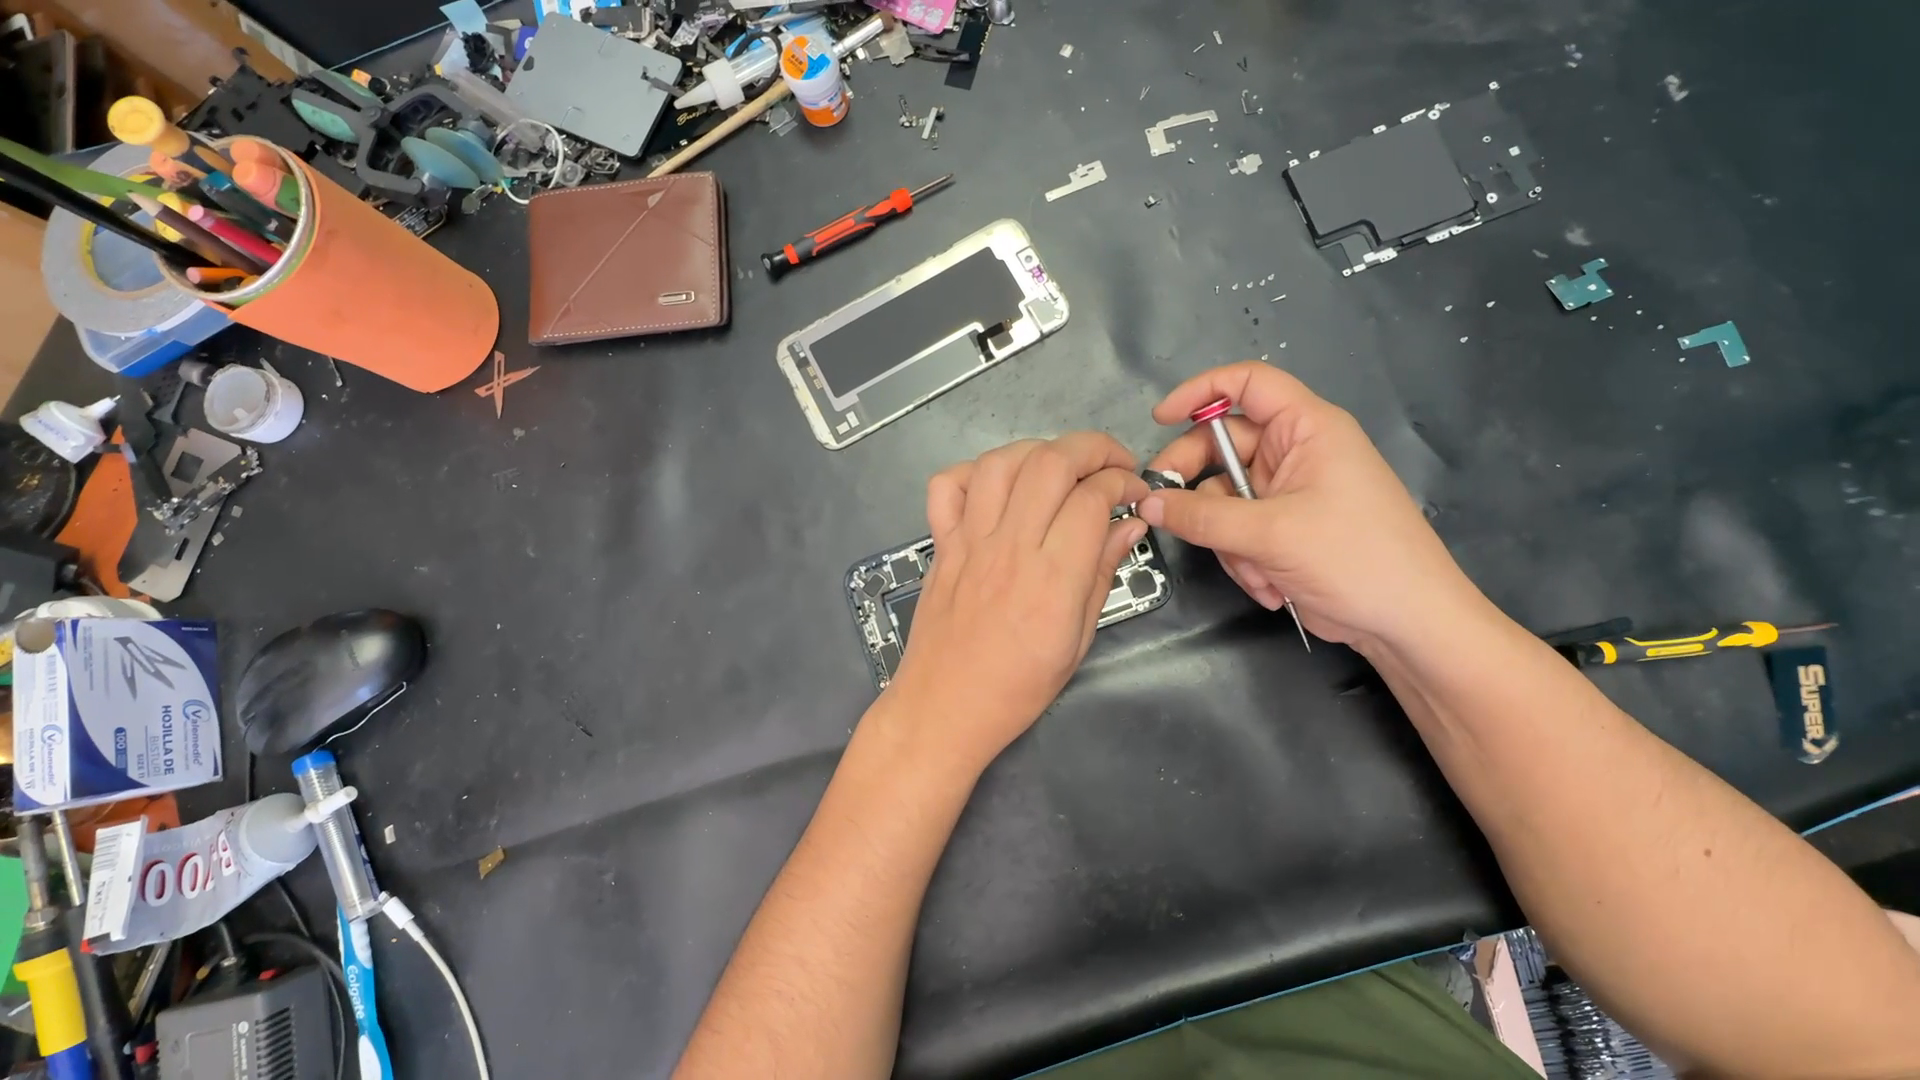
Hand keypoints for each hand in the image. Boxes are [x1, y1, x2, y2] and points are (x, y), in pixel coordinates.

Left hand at [885, 433, 1149, 769]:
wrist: (944, 709)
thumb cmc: (1018, 687)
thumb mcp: (1077, 641)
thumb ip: (1101, 574)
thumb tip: (1128, 526)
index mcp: (1052, 578)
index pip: (1093, 499)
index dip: (1124, 483)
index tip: (1136, 494)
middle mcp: (1010, 547)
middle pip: (1051, 462)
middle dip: (1092, 448)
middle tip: (1113, 464)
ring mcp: (969, 541)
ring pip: (1002, 462)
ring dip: (1040, 450)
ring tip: (1062, 468)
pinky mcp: (941, 544)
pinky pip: (948, 486)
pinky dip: (974, 471)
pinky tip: (1000, 486)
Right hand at [1139, 362, 1482, 650]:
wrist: (1406, 622)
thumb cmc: (1354, 557)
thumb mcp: (1271, 533)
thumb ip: (1202, 516)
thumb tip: (1149, 502)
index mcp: (1306, 428)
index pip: (1247, 383)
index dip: (1200, 391)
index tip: (1161, 418)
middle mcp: (1296, 452)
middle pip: (1223, 449)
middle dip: (1198, 488)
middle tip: (1167, 511)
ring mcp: (1289, 493)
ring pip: (1223, 501)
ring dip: (1227, 541)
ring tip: (1255, 571)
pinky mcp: (1284, 530)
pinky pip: (1237, 532)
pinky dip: (1244, 560)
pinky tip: (1270, 586)